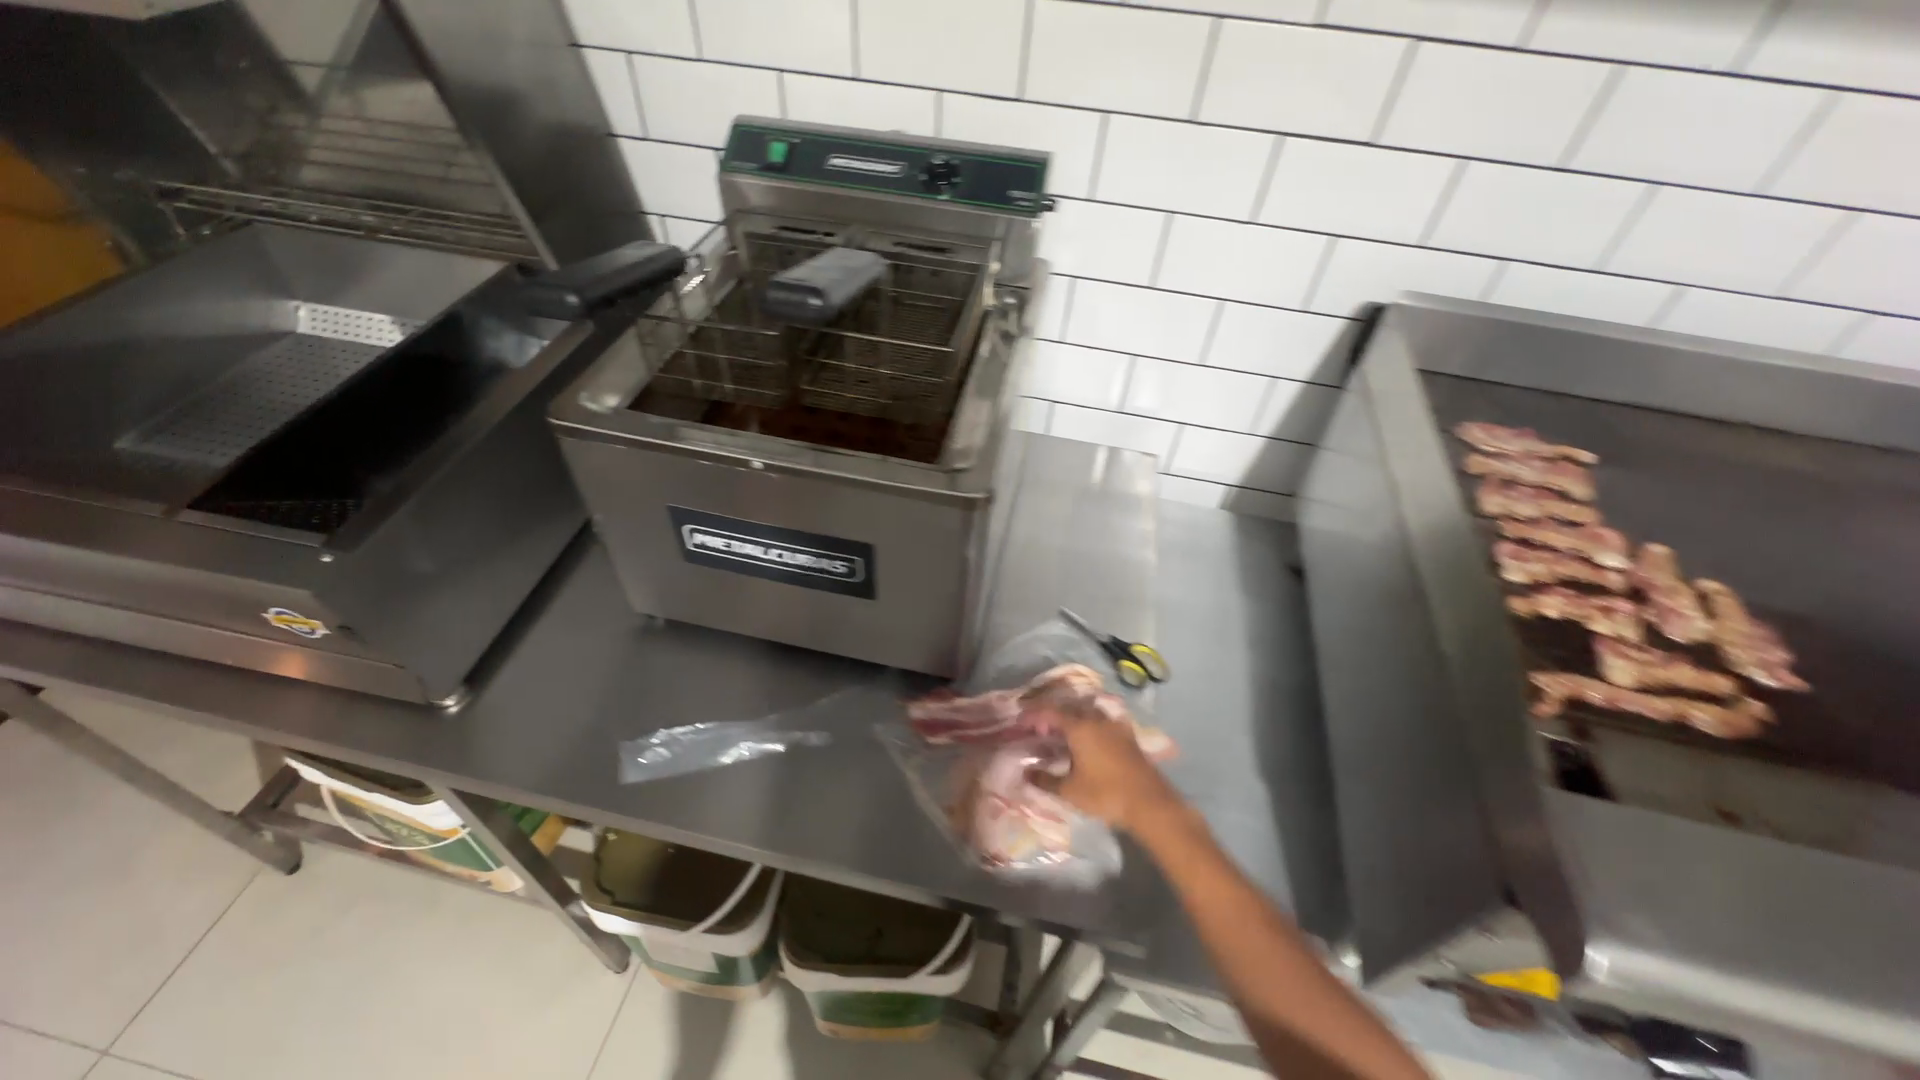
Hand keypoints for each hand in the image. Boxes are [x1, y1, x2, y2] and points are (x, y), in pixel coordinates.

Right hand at [1029, 700, 1187, 835]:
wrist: (1148, 802)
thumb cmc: (1104, 794)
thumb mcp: (1069, 790)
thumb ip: (1045, 780)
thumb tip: (1026, 772)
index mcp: (1080, 728)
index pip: (1051, 712)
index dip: (1034, 714)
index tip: (1021, 719)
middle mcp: (1097, 720)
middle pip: (1071, 708)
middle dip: (1054, 713)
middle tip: (1041, 726)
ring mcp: (1116, 726)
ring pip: (1090, 712)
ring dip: (1074, 717)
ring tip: (1064, 731)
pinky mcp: (1128, 736)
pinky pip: (1104, 721)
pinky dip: (1091, 724)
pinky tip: (1089, 738)